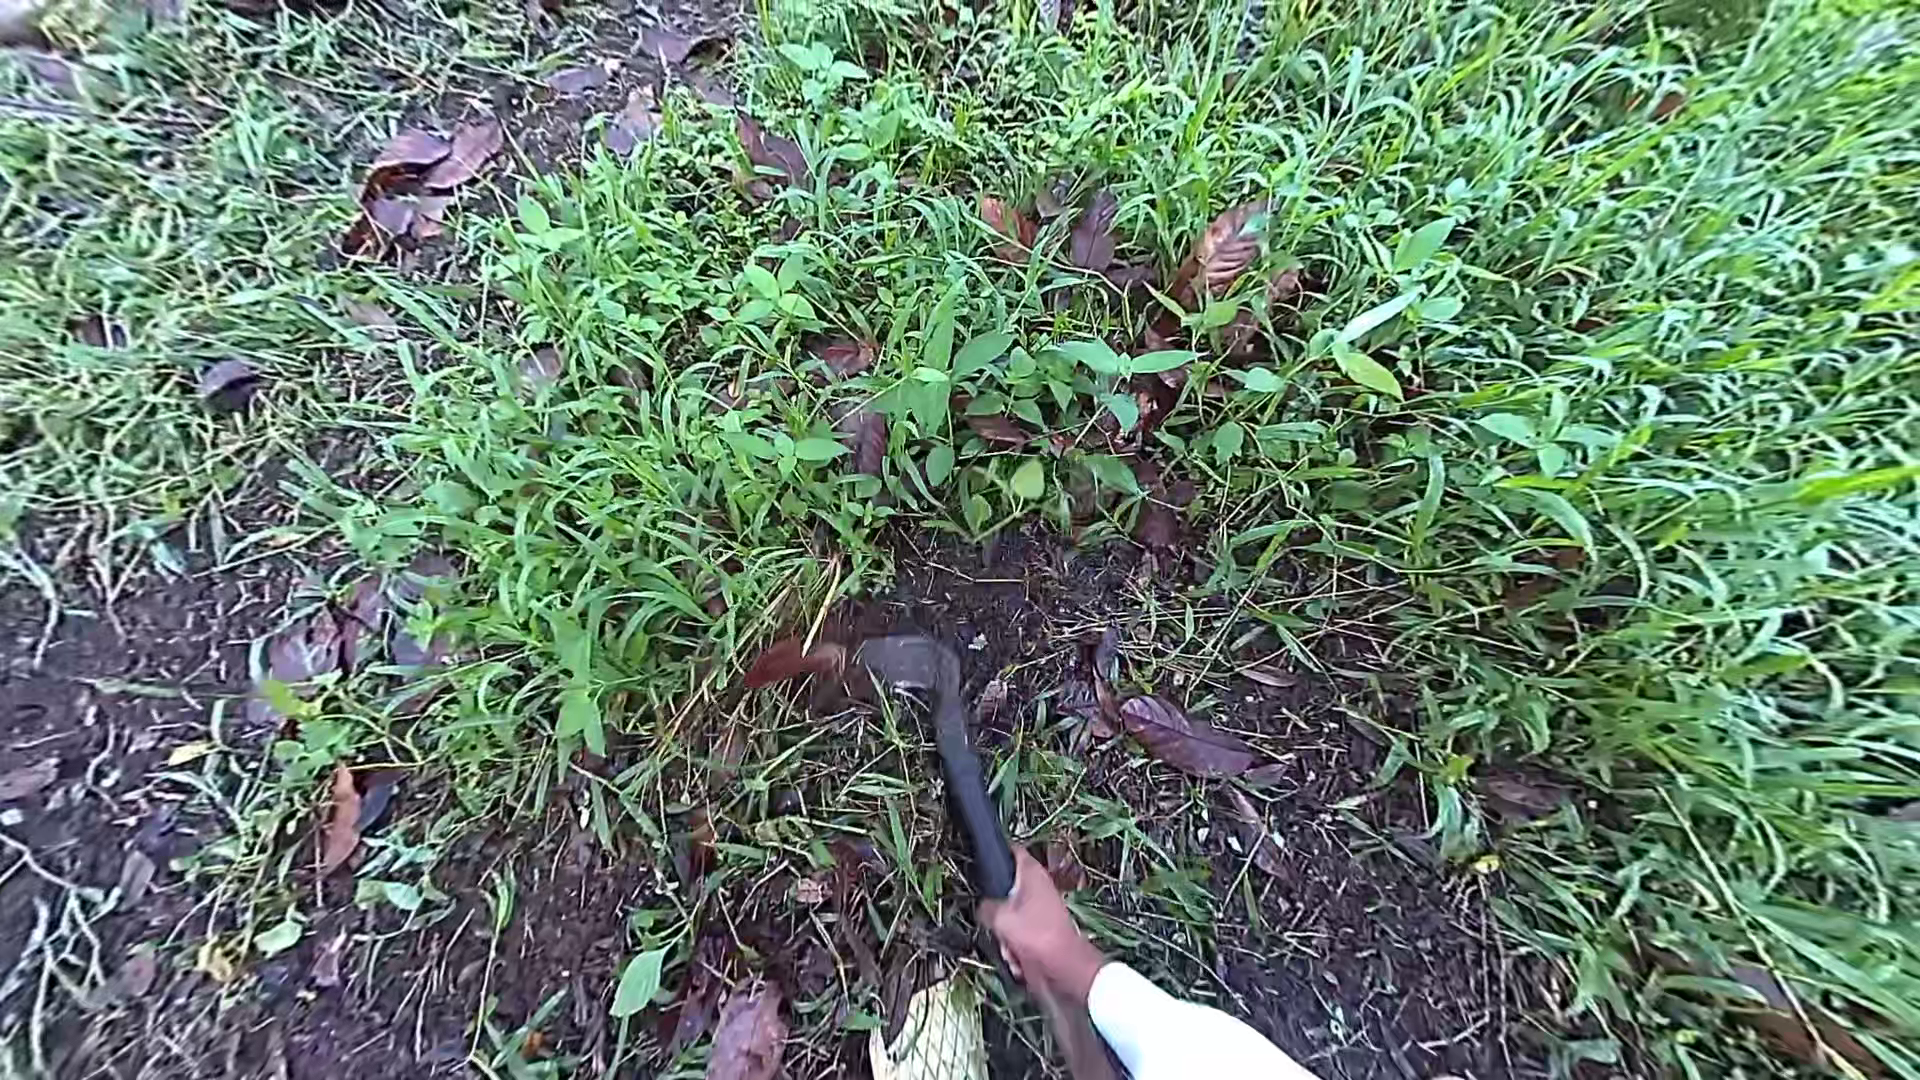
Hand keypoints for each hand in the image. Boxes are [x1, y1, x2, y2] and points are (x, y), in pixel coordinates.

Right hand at [979, 848, 1106, 1006]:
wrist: (1067, 970)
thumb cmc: (1037, 936)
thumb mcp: (1002, 919)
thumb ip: (986, 908)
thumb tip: (982, 907)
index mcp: (1031, 872)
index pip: (1011, 850)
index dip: (996, 854)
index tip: (981, 865)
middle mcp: (1038, 885)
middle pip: (1006, 888)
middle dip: (997, 909)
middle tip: (996, 921)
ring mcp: (1042, 907)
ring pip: (1011, 913)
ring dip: (1005, 933)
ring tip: (1009, 946)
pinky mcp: (1044, 929)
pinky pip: (1020, 932)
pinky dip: (1016, 945)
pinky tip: (1017, 959)